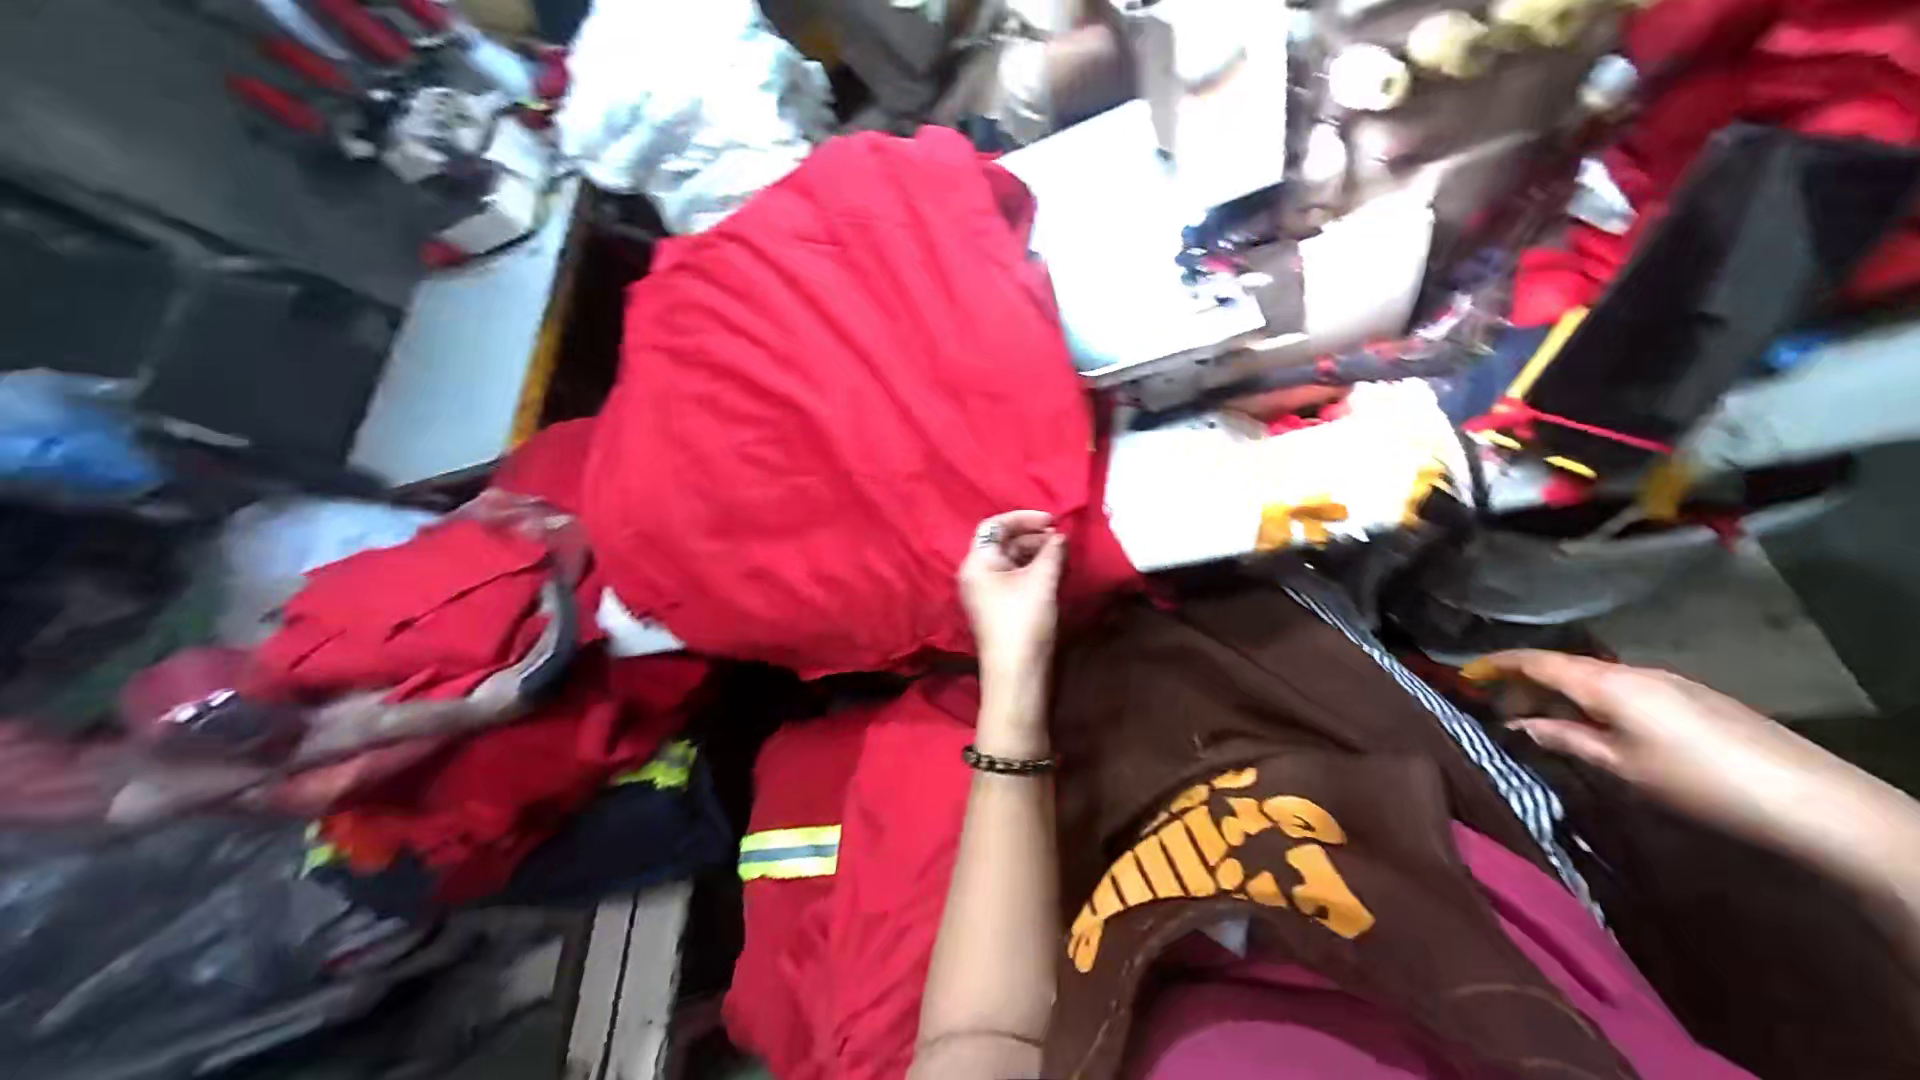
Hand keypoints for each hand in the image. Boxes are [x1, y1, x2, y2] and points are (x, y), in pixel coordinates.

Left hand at [957, 511, 1066, 678]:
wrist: (1017, 672)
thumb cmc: (1024, 620)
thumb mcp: (1041, 580)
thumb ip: (1052, 552)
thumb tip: (1060, 538)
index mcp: (977, 562)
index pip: (995, 526)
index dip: (1023, 518)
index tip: (1052, 521)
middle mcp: (977, 574)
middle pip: (1003, 542)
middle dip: (1033, 536)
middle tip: (1061, 539)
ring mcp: (987, 592)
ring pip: (1011, 560)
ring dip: (1036, 553)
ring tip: (1062, 554)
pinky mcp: (999, 607)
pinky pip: (1014, 577)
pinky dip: (1033, 570)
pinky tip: (1055, 572)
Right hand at [1474, 650, 1890, 854]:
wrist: (1816, 802)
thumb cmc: (1698, 782)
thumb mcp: (1620, 765)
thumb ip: (1564, 738)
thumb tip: (1519, 724)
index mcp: (1607, 683)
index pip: (1537, 661)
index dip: (1498, 664)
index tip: (1467, 673)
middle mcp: (1634, 672)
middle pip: (1565, 666)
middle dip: (1527, 681)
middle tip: (1501, 705)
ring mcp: (1669, 682)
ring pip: (1595, 677)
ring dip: (1562, 692)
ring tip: (1544, 717)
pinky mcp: (1695, 698)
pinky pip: (1624, 687)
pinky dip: (1594, 699)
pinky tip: (1596, 723)